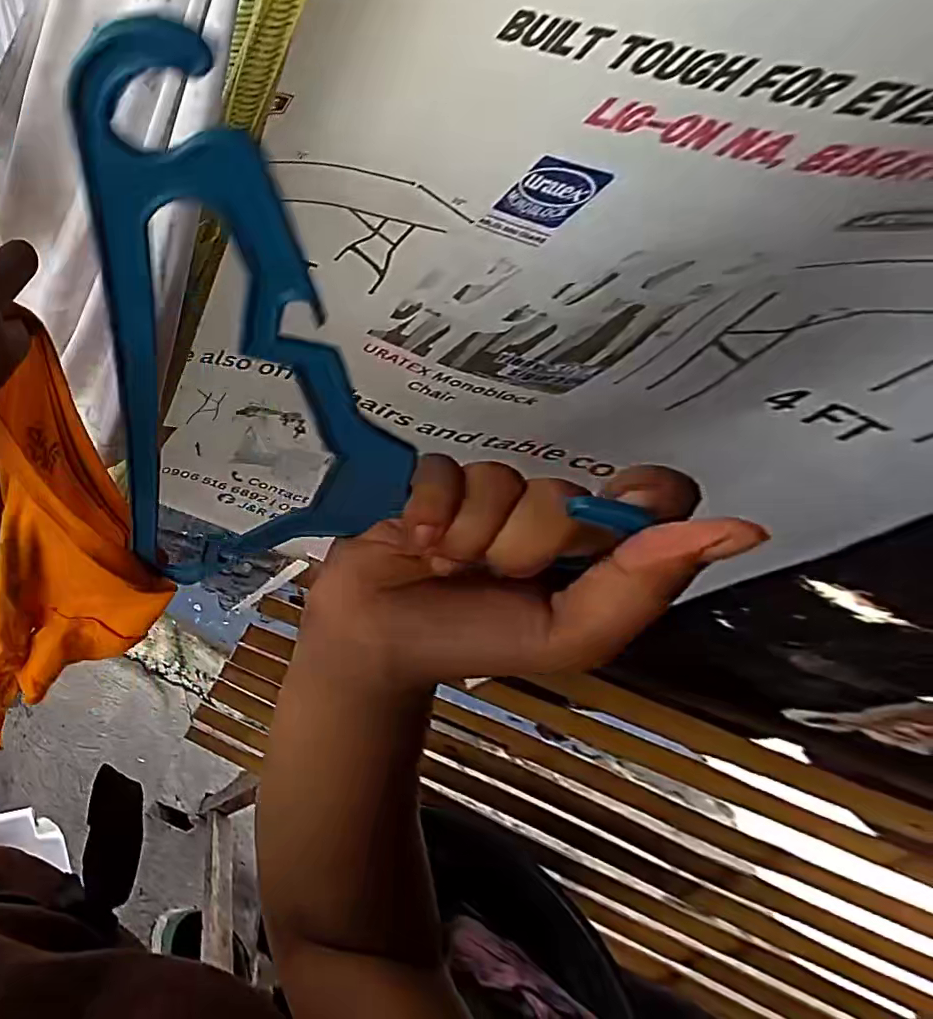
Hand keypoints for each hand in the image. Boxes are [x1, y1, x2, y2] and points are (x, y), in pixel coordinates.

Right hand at [299, 456, 767, 692]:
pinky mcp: (426, 489)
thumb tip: (737, 530)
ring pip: (497, 479)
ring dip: (468, 532)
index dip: (637, 498)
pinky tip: (415, 540)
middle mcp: (542, 518)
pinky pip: (441, 470)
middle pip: (561, 494)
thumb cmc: (469, 642)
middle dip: (523, 544)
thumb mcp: (568, 635)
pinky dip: (428, 508)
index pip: (652, 493)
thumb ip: (639, 587)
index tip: (603, 527)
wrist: (376, 640)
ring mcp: (480, 500)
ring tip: (444, 564)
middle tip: (493, 575)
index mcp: (594, 554)